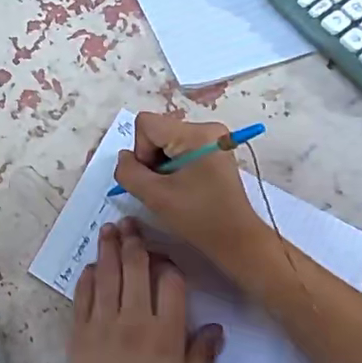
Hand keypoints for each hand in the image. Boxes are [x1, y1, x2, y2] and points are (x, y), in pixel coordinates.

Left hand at [64, 220, 222, 362]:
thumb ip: (202, 356)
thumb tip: (214, 328)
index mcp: (166, 335)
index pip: (171, 284)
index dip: (170, 265)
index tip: (168, 256)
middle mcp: (134, 320)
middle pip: (135, 269)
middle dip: (135, 241)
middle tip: (131, 222)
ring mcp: (102, 323)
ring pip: (107, 274)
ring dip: (109, 248)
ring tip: (110, 228)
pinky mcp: (79, 331)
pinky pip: (83, 294)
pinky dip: (88, 276)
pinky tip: (93, 266)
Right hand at [113, 113, 268, 267]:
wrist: (236, 238)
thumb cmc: (197, 217)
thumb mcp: (154, 195)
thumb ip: (129, 171)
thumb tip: (125, 157)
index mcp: (196, 134)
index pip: (146, 124)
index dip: (141, 151)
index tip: (154, 177)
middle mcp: (207, 128)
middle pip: (157, 131)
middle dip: (151, 158)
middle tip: (163, 186)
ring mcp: (213, 138)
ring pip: (166, 140)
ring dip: (161, 164)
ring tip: (173, 188)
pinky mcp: (215, 149)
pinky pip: (180, 147)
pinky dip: (173, 165)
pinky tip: (183, 185)